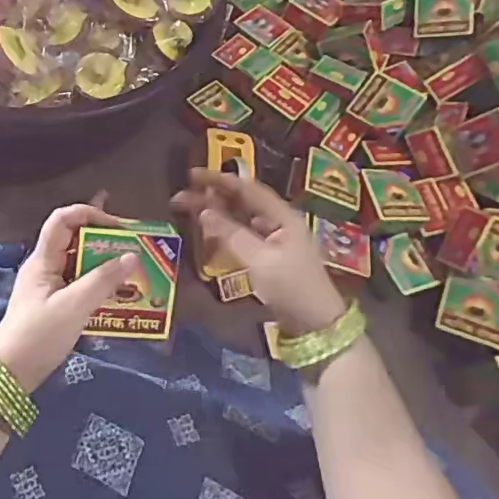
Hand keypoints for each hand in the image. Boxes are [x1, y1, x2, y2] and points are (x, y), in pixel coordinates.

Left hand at [0, 203, 136, 388]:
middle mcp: (45, 267)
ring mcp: (49, 286)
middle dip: (104, 239)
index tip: (118, 227)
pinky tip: (118, 293)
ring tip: (132, 269)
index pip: (62, 219)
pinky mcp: (54, 303)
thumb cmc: (39, 335)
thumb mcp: (74, 306)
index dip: (89, 214)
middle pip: (74, 239)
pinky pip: (79, 283)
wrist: (11, 372)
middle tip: (133, 247)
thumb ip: (103, 280)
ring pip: (79, 263)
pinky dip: (98, 283)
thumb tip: (132, 256)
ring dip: (104, 263)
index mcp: (43, 260)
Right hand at [171, 167, 348, 335]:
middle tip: (182, 195)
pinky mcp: (269, 255)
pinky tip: (208, 231)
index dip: (219, 180)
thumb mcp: (260, 260)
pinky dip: (224, 230)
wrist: (315, 323)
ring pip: (240, 217)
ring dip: (216, 212)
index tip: (192, 175)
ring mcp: (274, 239)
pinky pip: (242, 234)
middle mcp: (278, 222)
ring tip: (189, 209)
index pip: (247, 189)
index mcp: (282, 216)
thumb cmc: (292, 288)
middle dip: (212, 196)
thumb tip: (204, 212)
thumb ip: (231, 234)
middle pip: (242, 201)